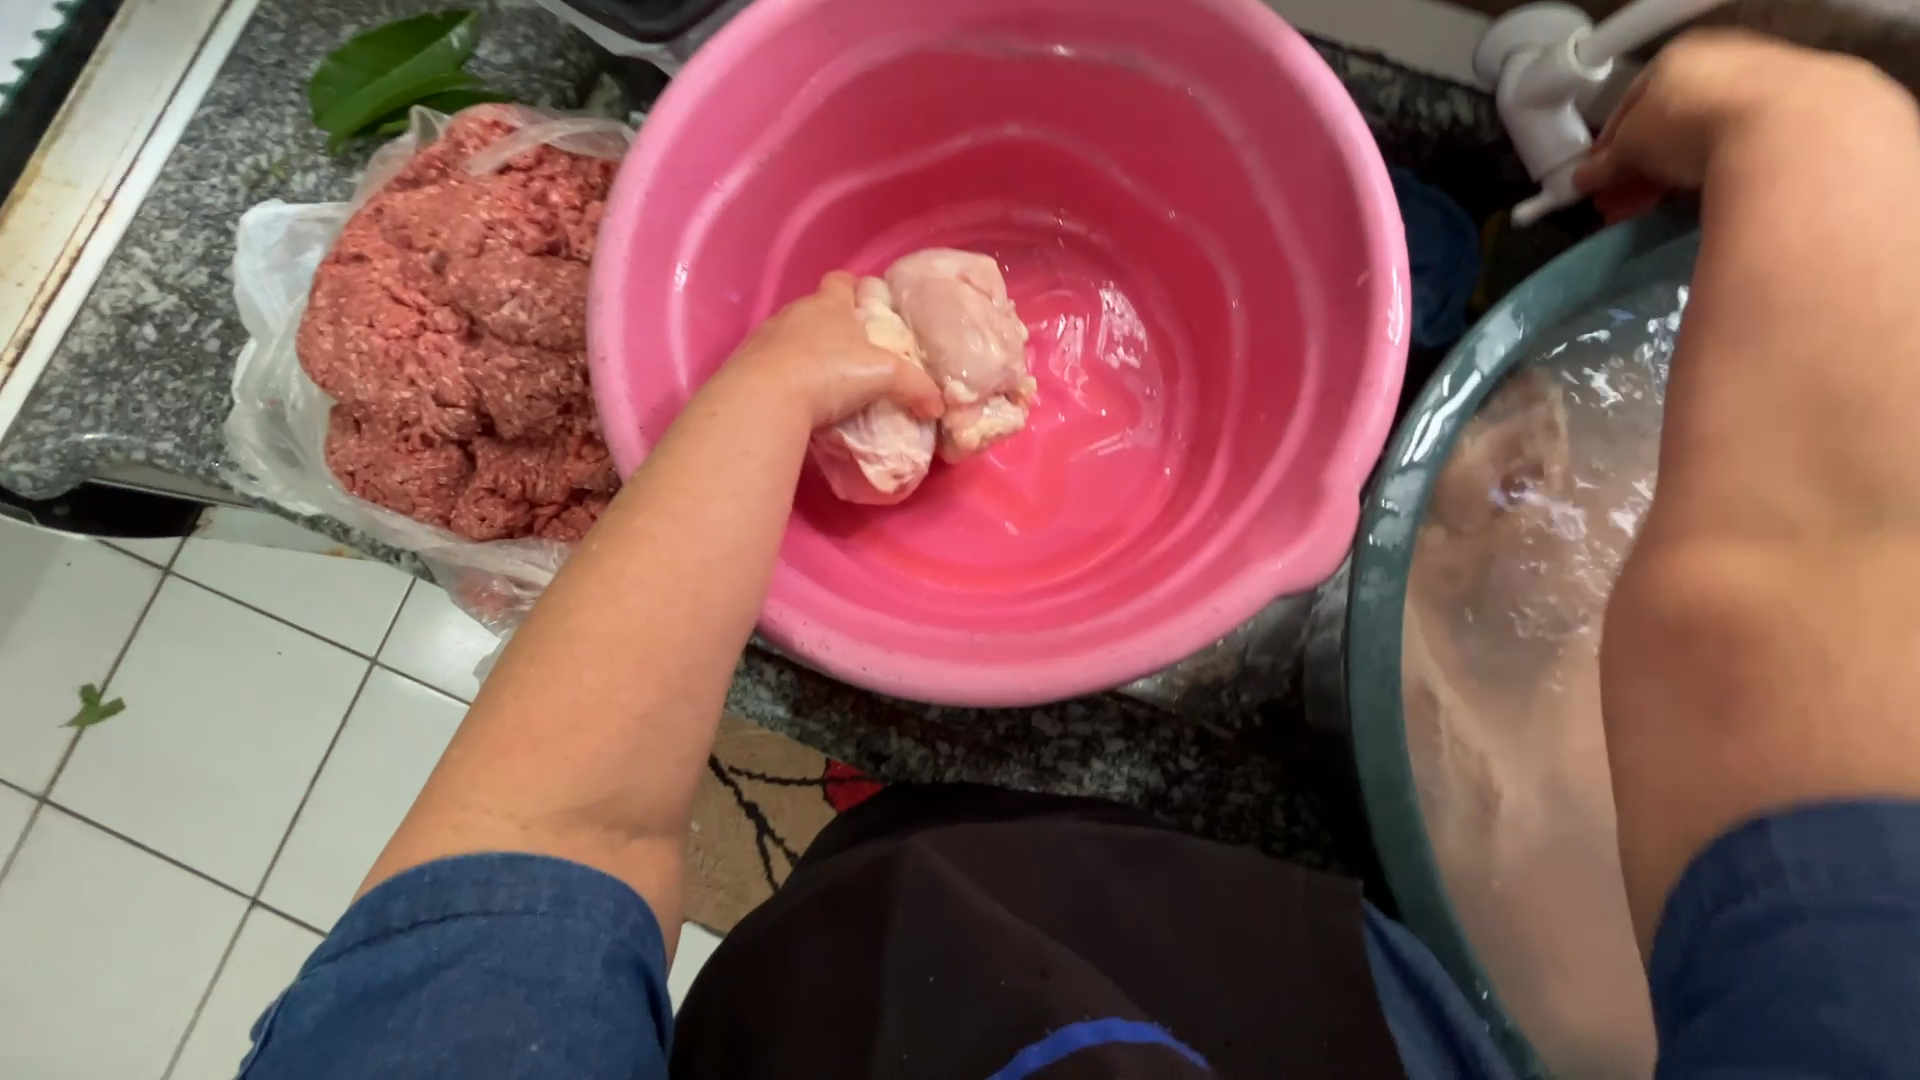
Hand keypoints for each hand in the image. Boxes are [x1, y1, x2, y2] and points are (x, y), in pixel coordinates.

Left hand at [723, 271, 943, 429]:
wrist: (764, 399)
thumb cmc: (829, 373)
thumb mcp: (884, 378)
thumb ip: (914, 387)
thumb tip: (937, 405)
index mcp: (829, 305)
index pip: (842, 281)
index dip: (855, 289)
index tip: (866, 305)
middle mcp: (795, 312)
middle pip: (816, 309)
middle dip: (832, 326)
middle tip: (853, 353)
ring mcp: (766, 337)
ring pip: (791, 336)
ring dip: (805, 352)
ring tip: (824, 381)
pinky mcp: (745, 364)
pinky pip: (771, 364)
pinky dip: (784, 376)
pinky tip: (796, 399)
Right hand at [1574, 30, 1912, 199]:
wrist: (1787, 127)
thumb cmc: (1692, 121)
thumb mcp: (1625, 146)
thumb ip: (1601, 163)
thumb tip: (1585, 179)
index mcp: (1677, 56)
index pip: (1628, 106)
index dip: (1606, 148)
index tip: (1595, 179)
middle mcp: (1722, 61)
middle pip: (1664, 124)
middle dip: (1635, 169)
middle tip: (1617, 201)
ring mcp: (1761, 84)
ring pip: (1696, 139)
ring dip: (1663, 178)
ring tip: (1644, 209)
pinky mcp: (1790, 115)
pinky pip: (1731, 149)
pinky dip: (1704, 175)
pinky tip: (1686, 199)